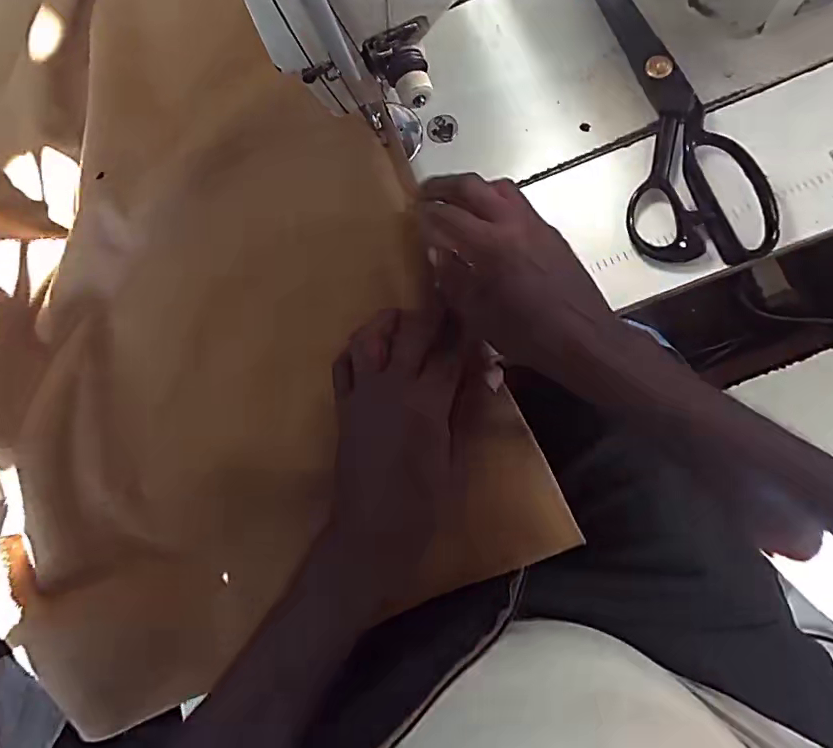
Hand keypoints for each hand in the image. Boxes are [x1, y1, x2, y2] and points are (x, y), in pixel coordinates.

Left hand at [326, 307, 468, 586]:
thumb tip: (490, 371)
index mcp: (427, 402)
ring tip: (403, 318)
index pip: (451, 352)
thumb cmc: (424, 503)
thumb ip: (467, 409)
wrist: (371, 532)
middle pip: (411, 333)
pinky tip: (369, 348)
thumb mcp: (456, 458)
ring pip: (369, 339)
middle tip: (444, 300)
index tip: (475, 309)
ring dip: (387, 322)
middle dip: (431, 312)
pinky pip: (343, 365)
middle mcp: (392, 386)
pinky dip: (355, 349)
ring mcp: (362, 393)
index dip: (465, 329)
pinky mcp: (343, 405)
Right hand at [417, 174, 632, 386]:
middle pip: (471, 185)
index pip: (447, 213)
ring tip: (456, 201)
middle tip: (426, 193)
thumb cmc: (530, 336)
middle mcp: (514, 224)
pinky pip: (518, 202)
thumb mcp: (478, 315)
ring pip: (498, 187)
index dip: (425, 211)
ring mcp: (535, 224)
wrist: (584, 339)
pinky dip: (495, 201)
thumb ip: (452, 278)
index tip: (413, 213)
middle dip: (443, 185)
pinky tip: (489, 222)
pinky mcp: (550, 232)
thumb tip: (436, 253)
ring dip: (473, 188)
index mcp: (491, 245)